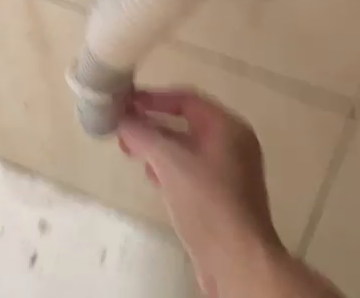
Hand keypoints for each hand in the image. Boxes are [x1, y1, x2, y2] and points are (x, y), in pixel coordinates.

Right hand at [118, 89, 284, 293]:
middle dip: (153, 124)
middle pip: (187, 123)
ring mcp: (232, 171)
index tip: (127, 101)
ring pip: (189, 148)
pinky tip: (152, 176)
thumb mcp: (170, 163)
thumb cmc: (206, 202)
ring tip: (131, 150)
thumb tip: (121, 118)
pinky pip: (193, 170)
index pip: (186, 99)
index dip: (154, 98)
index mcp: (228, 126)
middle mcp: (234, 143)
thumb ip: (143, 135)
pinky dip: (171, 168)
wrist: (237, 261)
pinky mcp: (224, 197)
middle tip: (124, 127)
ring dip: (159, 147)